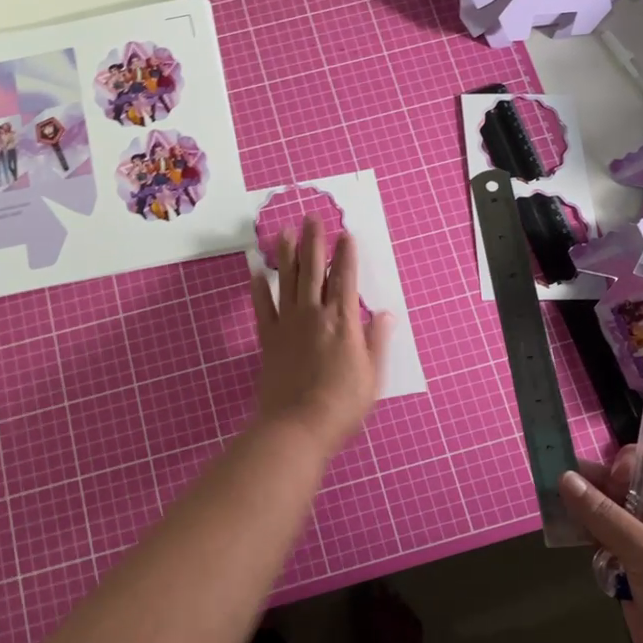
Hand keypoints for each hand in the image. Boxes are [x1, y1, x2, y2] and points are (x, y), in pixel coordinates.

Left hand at [250, 215, 391, 453]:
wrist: (298, 426)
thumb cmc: (343, 404)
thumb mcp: (372, 375)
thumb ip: (377, 341)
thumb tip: (386, 313)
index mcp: (343, 320)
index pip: (346, 278)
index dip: (346, 254)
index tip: (346, 233)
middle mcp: (314, 313)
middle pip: (313, 269)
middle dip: (314, 241)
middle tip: (311, 217)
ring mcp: (288, 323)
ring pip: (287, 279)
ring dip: (287, 254)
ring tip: (285, 232)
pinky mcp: (268, 338)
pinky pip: (262, 306)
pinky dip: (258, 286)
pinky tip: (256, 269)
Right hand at [560, 449, 642, 642]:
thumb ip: (605, 516)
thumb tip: (566, 477)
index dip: (637, 461)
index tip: (611, 476)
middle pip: (635, 487)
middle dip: (602, 483)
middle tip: (566, 481)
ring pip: (616, 514)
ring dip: (589, 508)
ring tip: (558, 501)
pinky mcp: (635, 571)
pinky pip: (608, 539)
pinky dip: (588, 533)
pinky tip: (567, 528)